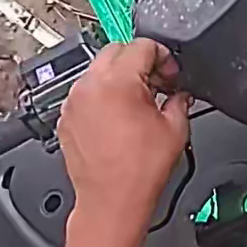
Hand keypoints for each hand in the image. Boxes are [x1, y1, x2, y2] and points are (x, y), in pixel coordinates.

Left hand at [56, 40, 191, 233]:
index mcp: (118, 82)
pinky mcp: (66, 117)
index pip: (142, 46)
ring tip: (139, 102)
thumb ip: (179, 100)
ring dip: (120, 77)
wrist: (112, 201)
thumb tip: (179, 93)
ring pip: (98, 70)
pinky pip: (86, 93)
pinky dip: (103, 96)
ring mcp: (74, 102)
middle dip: (140, 61)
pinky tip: (120, 117)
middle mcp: (90, 86)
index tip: (171, 72)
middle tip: (158, 82)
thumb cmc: (139, 171)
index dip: (164, 56)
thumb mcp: (175, 129)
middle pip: (117, 50)